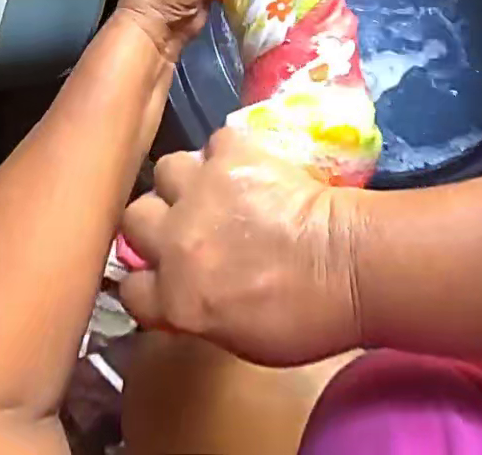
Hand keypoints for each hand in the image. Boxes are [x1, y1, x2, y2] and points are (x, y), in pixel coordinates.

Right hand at [117, 129, 363, 366]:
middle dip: (154, 221)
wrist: (351, 267)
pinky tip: (248, 169)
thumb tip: (176, 289)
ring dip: (184, 181)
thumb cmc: (303, 317)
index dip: (146, 279)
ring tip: (212, 188)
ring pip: (165, 170)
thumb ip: (191, 309)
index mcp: (177, 297)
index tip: (163, 273)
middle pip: (134, 218)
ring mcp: (199, 191)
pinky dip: (228, 154)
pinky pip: (213, 143)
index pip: (130, 288)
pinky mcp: (229, 154)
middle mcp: (176, 240)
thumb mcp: (236, 337)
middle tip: (183, 223)